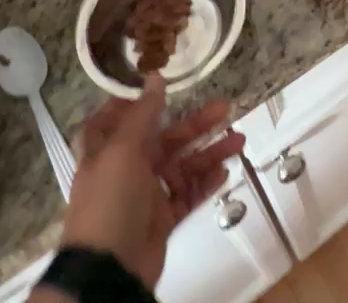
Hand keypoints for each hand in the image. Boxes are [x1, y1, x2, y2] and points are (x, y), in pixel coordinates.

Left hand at [60, 74, 246, 287]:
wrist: (108, 270)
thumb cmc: (109, 201)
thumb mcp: (122, 150)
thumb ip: (143, 114)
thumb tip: (155, 76)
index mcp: (109, 150)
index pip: (118, 118)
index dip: (137, 102)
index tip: (164, 84)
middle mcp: (127, 169)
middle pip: (164, 138)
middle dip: (195, 124)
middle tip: (226, 107)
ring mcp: (146, 195)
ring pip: (183, 165)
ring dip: (209, 152)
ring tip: (239, 141)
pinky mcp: (163, 219)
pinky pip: (188, 195)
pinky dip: (206, 183)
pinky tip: (225, 172)